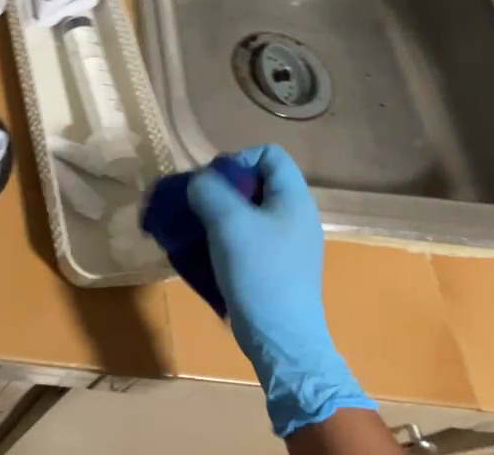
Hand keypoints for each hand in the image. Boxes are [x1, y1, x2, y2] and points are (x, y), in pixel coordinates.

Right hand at [187, 144, 374, 436]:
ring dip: (219, 214)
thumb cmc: (259, 272)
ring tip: (197, 229)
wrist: (282, 339)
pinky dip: (225, 237)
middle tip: (199, 206)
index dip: (239, 159)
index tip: (215, 184)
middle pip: (256, 181)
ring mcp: (288, 243)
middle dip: (222, 188)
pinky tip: (208, 252)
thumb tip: (199, 184)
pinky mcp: (277, 266)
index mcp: (294, 199)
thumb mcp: (227, 221)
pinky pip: (248, 236)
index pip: (269, 154)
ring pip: (248, 210)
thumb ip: (208, 189)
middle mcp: (295, 216)